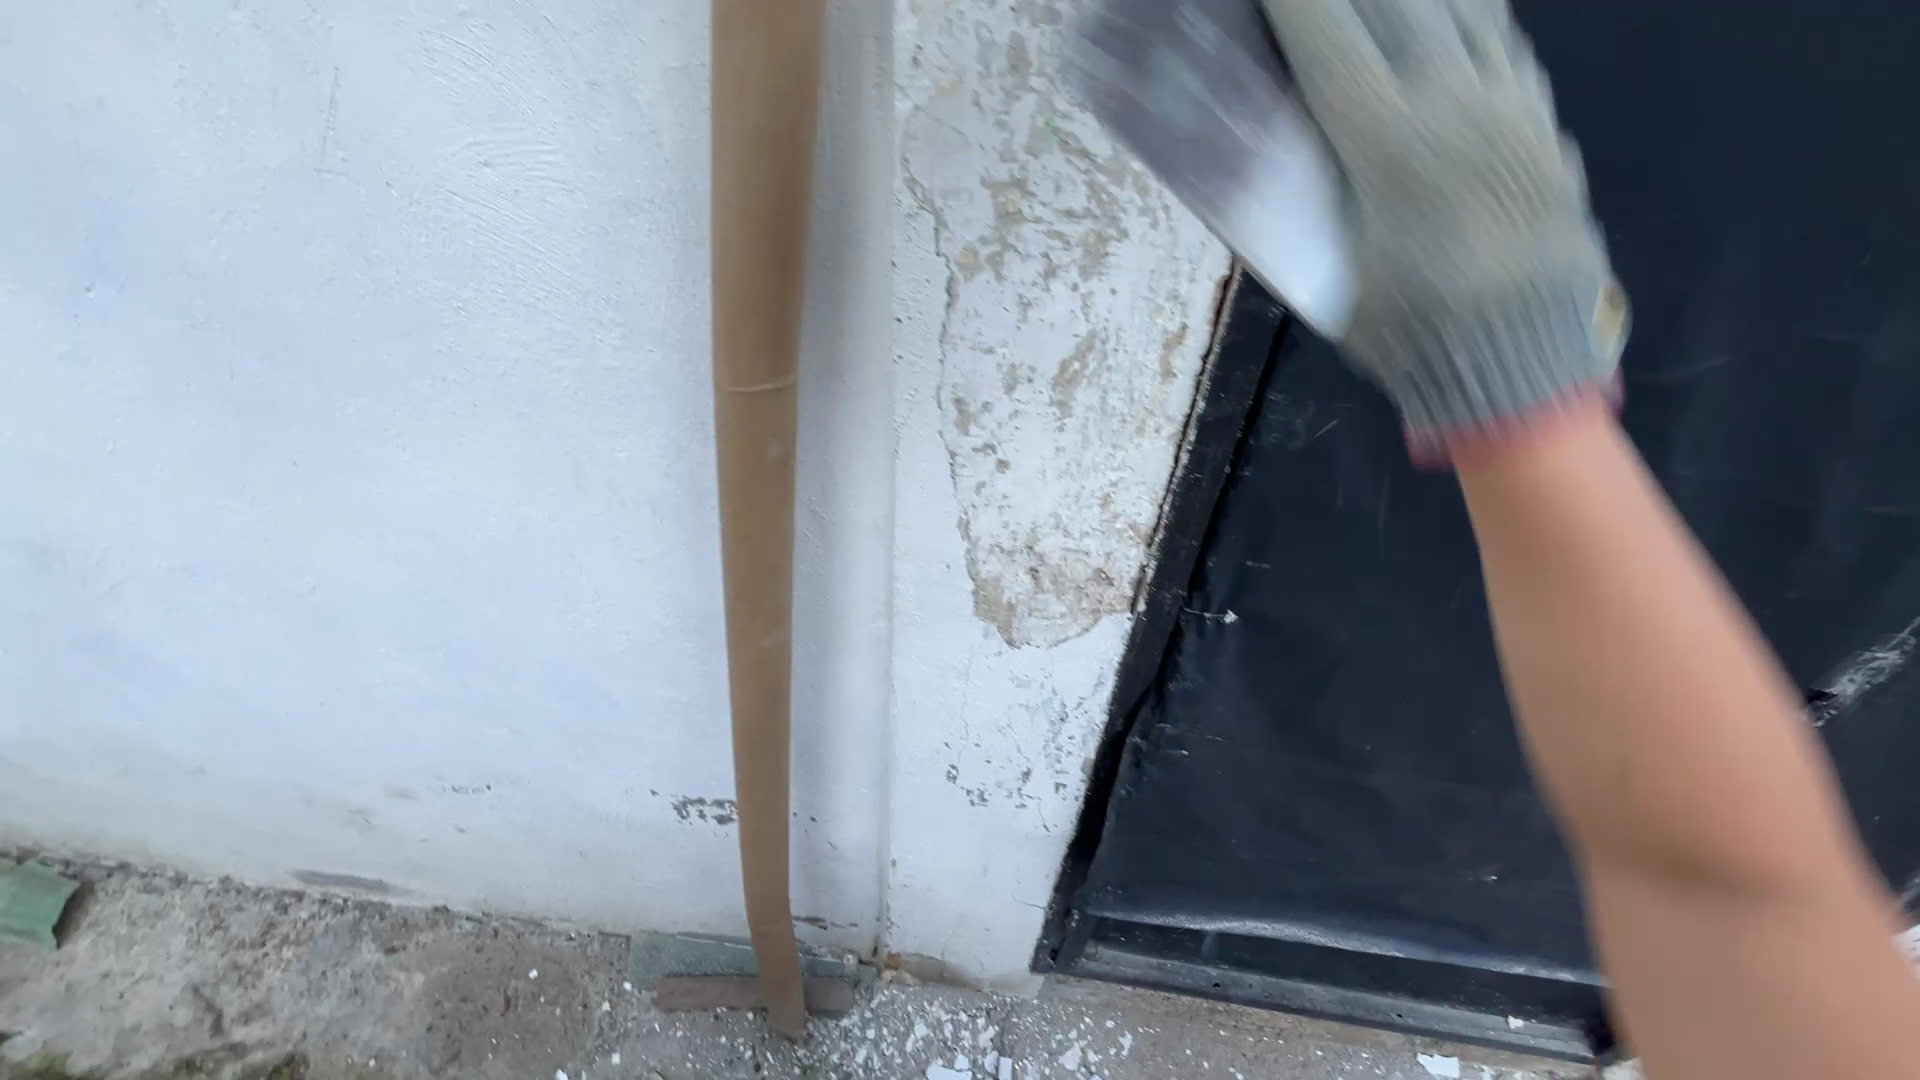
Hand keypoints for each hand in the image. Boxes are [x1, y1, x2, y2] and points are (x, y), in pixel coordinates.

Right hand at [1260, 0, 1629, 461]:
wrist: (1522, 357)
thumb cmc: (1413, 334)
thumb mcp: (1333, 285)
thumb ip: (1309, 215)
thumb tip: (1280, 167)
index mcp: (1389, 149)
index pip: (1331, 46)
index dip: (1295, 4)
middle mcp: (1451, 105)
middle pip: (1396, 6)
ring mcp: (1505, 105)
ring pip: (1460, 7)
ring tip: (1379, 1)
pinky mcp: (1538, 120)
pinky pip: (1500, 41)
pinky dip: (1464, 18)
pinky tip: (1446, 19)